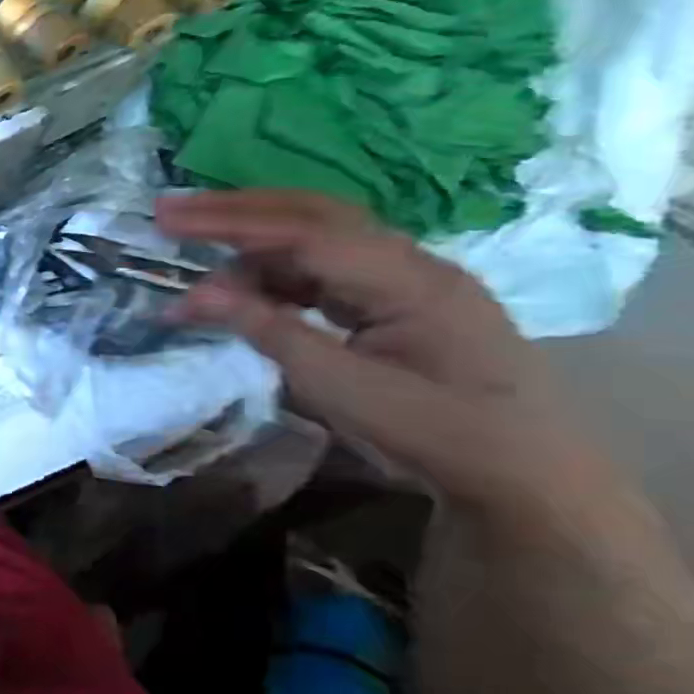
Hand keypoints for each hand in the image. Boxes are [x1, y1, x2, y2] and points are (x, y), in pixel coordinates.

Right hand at [155, 190, 596, 512]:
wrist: (526, 484)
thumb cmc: (438, 437)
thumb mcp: (344, 390)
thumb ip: (268, 332)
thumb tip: (193, 294)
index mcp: (412, 280)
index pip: (306, 233)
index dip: (231, 222)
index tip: (166, 220)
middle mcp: (411, 264)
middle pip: (313, 214)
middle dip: (236, 209)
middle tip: (169, 211)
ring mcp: (405, 280)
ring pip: (316, 237)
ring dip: (251, 242)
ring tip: (195, 259)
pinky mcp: (393, 300)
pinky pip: (323, 267)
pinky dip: (272, 270)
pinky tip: (241, 288)